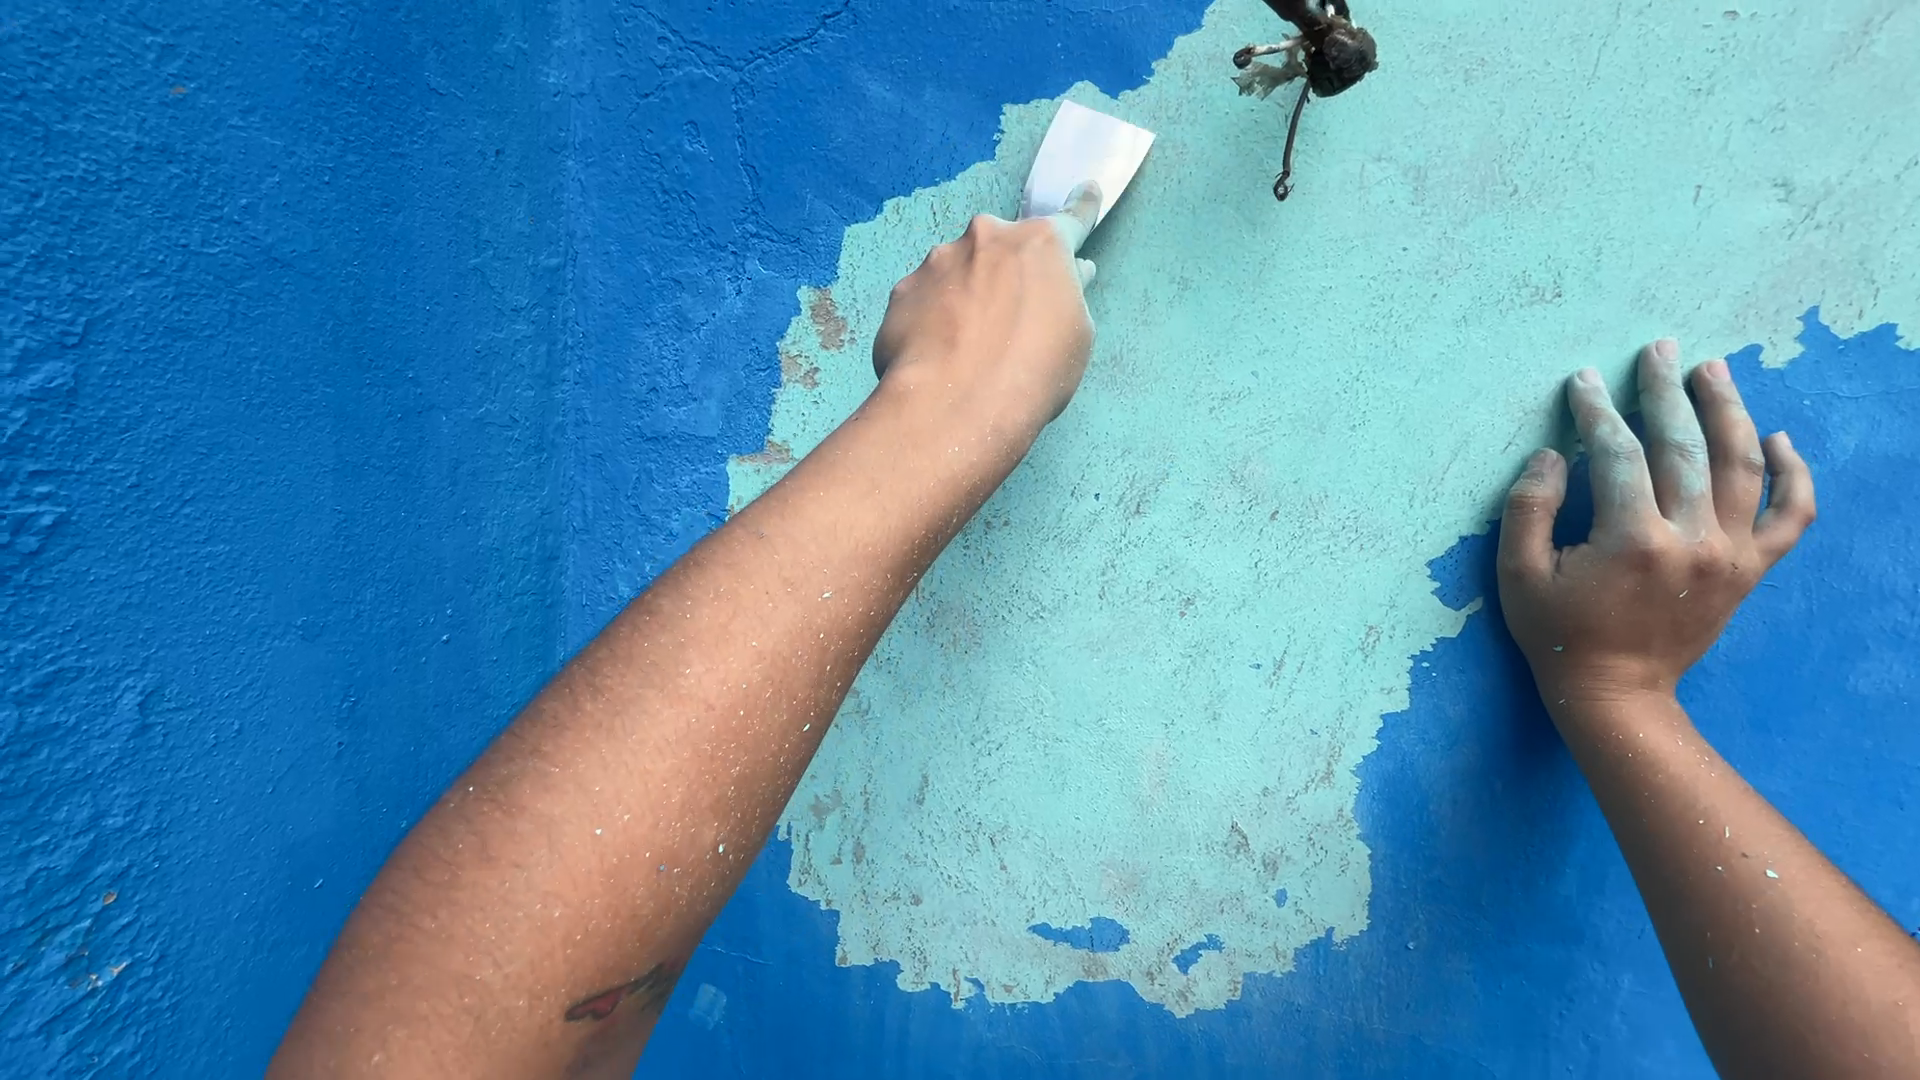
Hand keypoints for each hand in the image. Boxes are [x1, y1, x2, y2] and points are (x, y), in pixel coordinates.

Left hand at [871, 182, 1101, 436]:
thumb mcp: (1075, 338)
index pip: (1069, 220)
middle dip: (1003, 275)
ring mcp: (935, 262)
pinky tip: (932, 358)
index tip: (1085, 191)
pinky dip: (929, 323)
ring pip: (955, 275)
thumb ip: (1069, 296)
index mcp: (1039, 244)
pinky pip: (922, 303)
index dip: (1080, 209)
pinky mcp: (900, 293)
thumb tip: (1069, 276)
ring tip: (961, 350)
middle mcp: (984, 237)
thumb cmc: (1033, 374)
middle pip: (999, 250)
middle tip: (1002, 322)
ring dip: (962, 299)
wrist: (956, 406)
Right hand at [1497, 339, 1816, 711]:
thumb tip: (1552, 455)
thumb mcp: (1517, 574)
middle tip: (1657, 350)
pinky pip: (1790, 514)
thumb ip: (1529, 510)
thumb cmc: (1555, 631)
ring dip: (1728, 412)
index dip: (1597, 413)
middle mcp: (1693, 539)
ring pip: (1742, 467)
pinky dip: (1794, 474)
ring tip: (1712, 371)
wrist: (1615, 690)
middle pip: (1685, 448)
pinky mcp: (1752, 569)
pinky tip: (1781, 439)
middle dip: (1666, 393)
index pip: (1618, 455)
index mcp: (1631, 539)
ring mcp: (1732, 554)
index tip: (1582, 380)